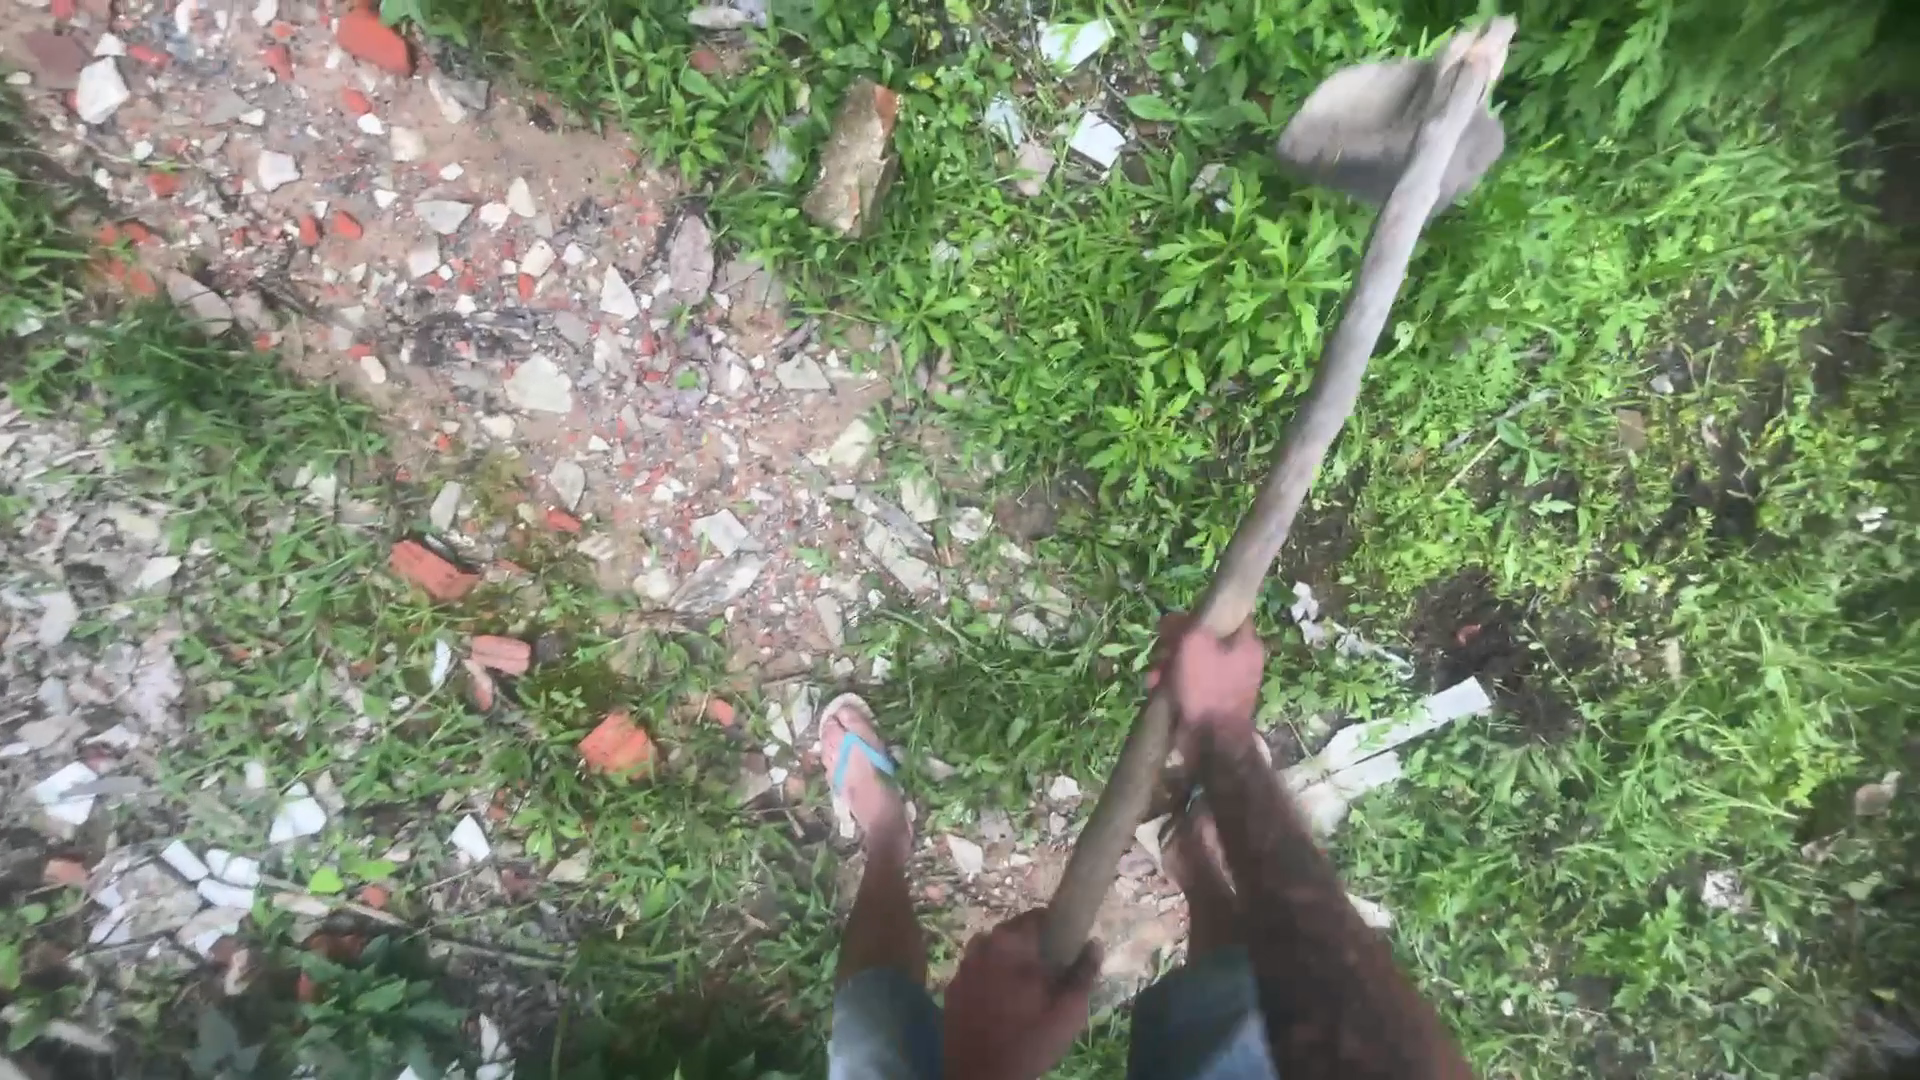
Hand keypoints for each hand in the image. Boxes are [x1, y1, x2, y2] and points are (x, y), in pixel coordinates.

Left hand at [943, 910, 1100, 1079]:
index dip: (1054, 928)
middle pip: (1013, 931)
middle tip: (1047, 975)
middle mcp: (984, 943)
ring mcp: (964, 964)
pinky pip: (976, 970)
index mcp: (1013, 942)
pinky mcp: (953, 986)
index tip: (1064, 950)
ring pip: (992, 949)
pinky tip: (998, 1002)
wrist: (981, 1078)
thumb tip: (1094, 942)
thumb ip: (1083, 972)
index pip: (1037, 916)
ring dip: (1007, 960)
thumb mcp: (1068, 1011)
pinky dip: (988, 977)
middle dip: (1031, 946)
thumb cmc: (1029, 1040)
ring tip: (1022, 989)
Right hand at [1149, 613, 1265, 751]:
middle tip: (1160, 650)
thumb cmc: (1205, 685)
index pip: (1226, 613)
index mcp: (1246, 642)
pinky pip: (1195, 681)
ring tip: (1155, 676)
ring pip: (1196, 661)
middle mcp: (1243, 660)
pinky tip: (1159, 689)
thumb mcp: (1193, 644)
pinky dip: (1177, 682)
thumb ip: (1186, 624)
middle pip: (1206, 639)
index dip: (1199, 614)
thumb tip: (1176, 619)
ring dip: (1171, 664)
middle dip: (1177, 644)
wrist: (1212, 739)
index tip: (1178, 621)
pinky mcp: (1218, 700)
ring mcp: (1231, 682)